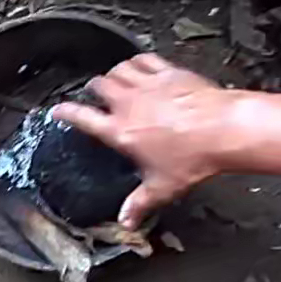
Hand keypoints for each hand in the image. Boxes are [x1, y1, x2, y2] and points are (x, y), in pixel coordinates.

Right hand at [53, 54, 237, 227]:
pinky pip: (144, 59)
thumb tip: (126, 222)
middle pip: (99, 86)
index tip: (58, 110)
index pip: (83, 118)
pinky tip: (139, 65)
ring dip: (113, 73)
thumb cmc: (192, 157)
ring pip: (118, 69)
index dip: (66, 112)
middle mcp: (128, 103)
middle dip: (93, 88)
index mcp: (121, 131)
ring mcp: (147, 84)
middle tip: (95, 93)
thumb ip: (140, 203)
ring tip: (115, 78)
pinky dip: (137, 61)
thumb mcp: (162, 187)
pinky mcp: (168, 72)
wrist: (222, 129)